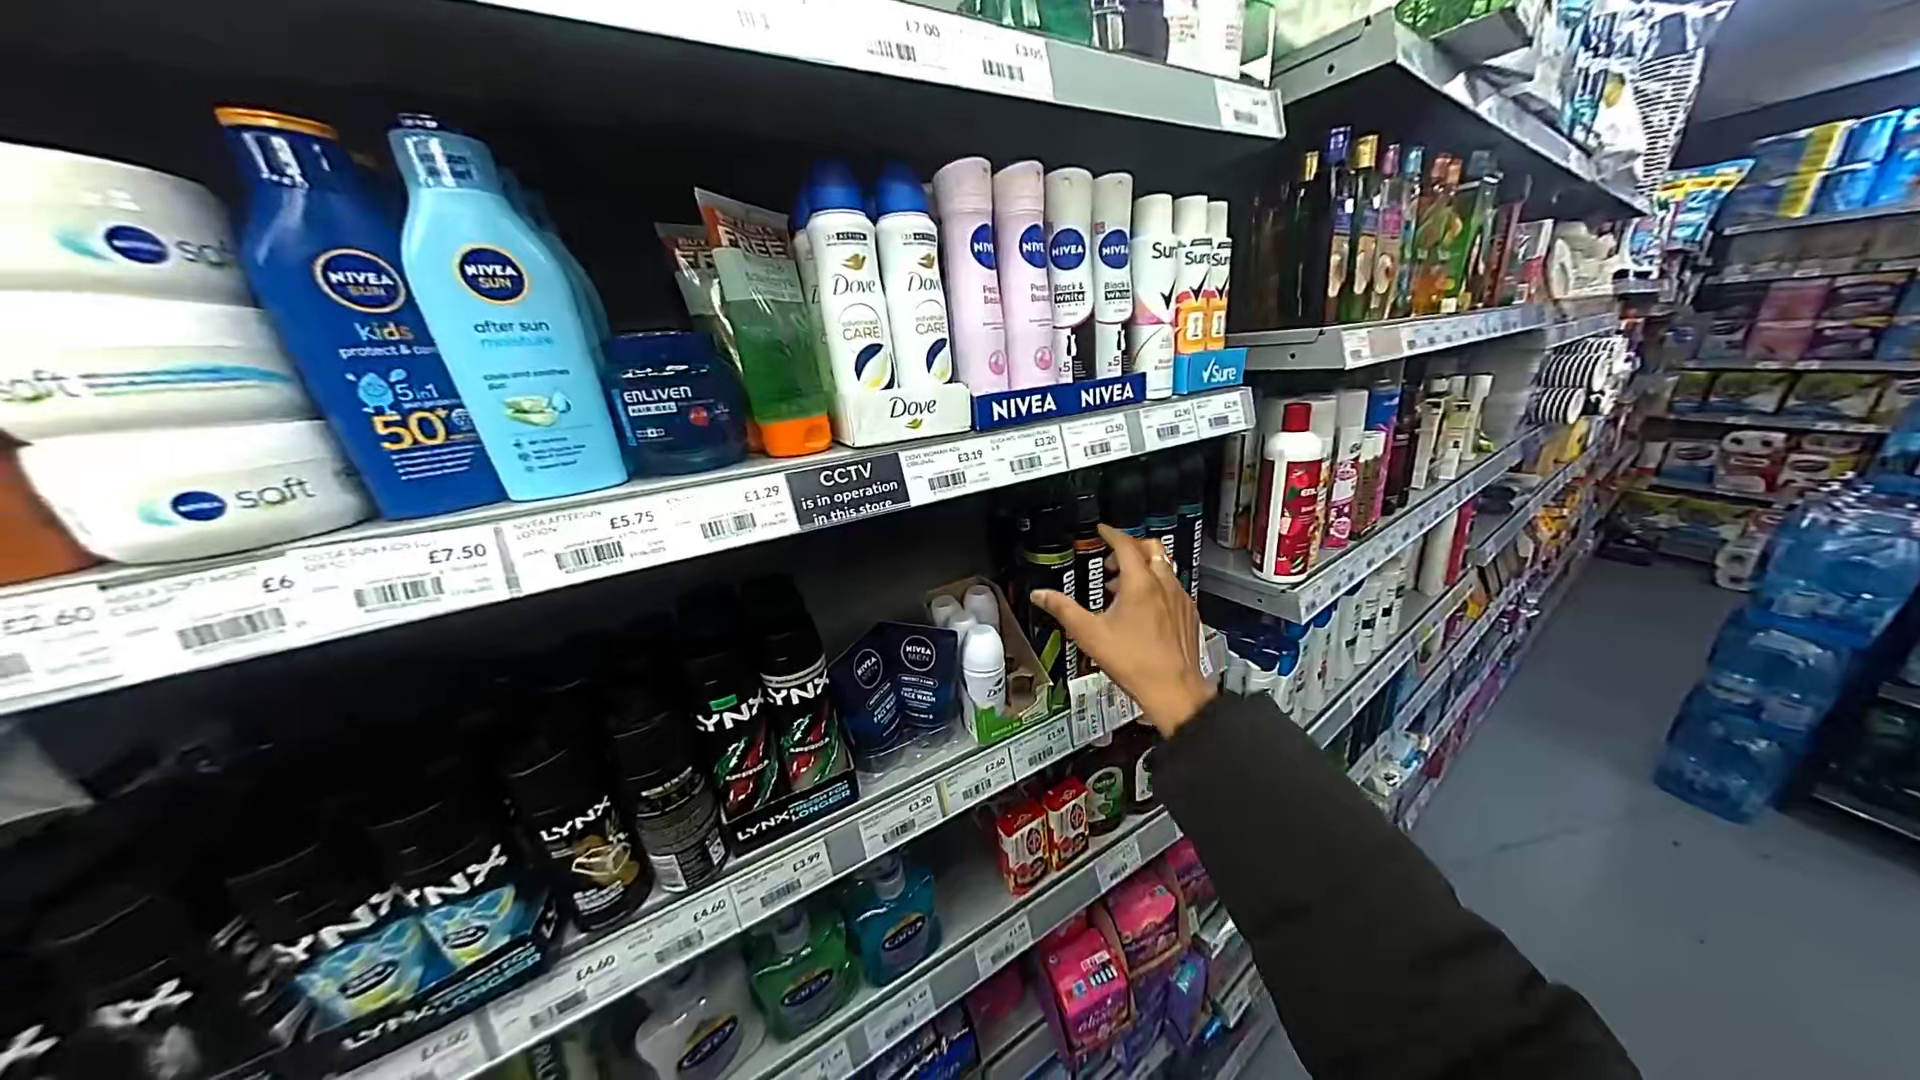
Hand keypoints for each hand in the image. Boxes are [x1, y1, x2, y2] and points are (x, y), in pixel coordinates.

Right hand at [1031, 524, 1216, 737]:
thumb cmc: (1133, 662)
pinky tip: (1143, 609)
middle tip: (1110, 562)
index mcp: (1140, 583)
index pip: (1126, 544)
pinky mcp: (1189, 613)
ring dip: (1142, 568)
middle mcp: (1164, 584)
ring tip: (1123, 588)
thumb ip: (1063, 609)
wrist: (1173, 689)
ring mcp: (1180, 598)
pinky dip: (1157, 586)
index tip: (1102, 531)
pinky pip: (1173, 587)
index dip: (1111, 533)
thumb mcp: (1089, 633)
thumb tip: (1040, 595)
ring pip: (1163, 567)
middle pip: (1150, 549)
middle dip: (1129, 549)